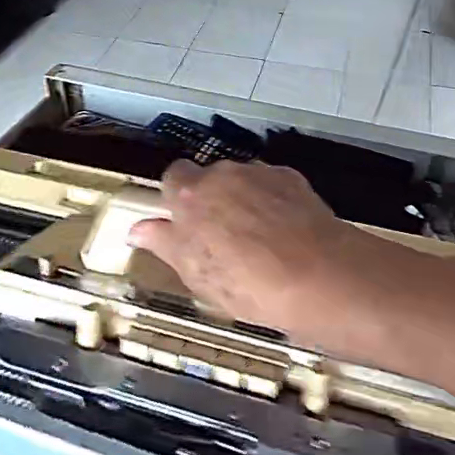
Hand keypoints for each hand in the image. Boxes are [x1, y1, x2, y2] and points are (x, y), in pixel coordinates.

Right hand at [127, 160, 375, 339]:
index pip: (173, 177)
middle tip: (219, 237)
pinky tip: (280, 231)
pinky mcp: (291, 177)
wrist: (314, 273)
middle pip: (210, 177)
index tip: (183, 221)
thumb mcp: (195, 273)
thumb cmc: (247, 282)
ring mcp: (261, 173)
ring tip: (254, 239)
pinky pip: (271, 184)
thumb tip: (140, 229)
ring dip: (242, 199)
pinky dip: (271, 200)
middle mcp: (225, 174)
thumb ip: (165, 243)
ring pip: (242, 180)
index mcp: (191, 194)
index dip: (177, 198)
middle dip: (211, 200)